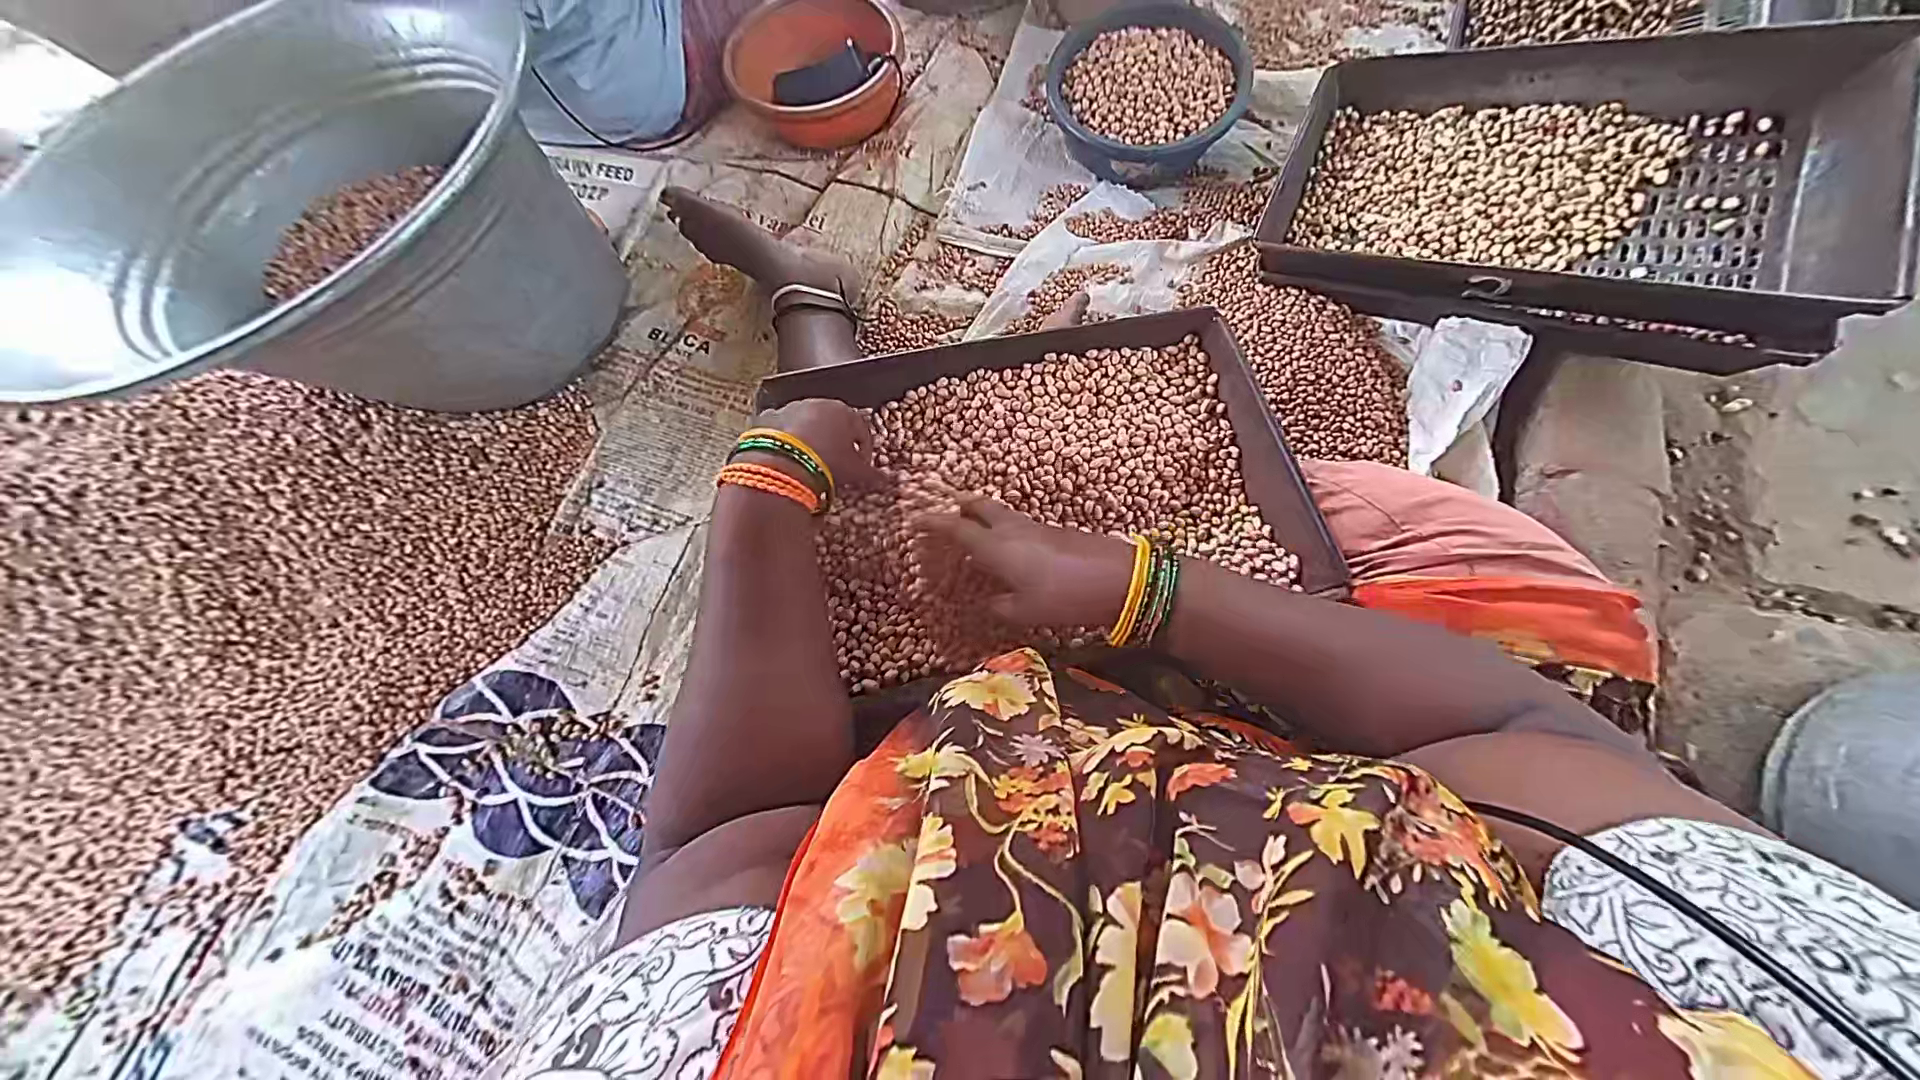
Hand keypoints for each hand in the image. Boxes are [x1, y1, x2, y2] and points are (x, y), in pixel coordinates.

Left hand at [748, 399, 878, 490]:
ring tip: (810, 466)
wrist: (782, 464)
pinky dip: (785, 444)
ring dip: (810, 442)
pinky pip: (781, 432)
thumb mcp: (855, 472)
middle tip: (836, 467)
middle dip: (835, 444)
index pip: (861, 430)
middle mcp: (817, 403)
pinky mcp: (766, 419)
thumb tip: (884, 480)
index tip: (862, 468)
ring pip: (805, 426)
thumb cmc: (828, 463)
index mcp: (845, 411)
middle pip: (832, 424)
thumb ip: (871, 474)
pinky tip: (787, 461)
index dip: (864, 451)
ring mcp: (789, 408)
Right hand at [917, 496, 1134, 627]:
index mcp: (996, 547)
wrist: (1117, 578)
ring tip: (978, 532)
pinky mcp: (1056, 532)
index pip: (957, 529)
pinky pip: (1021, 526)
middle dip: (963, 507)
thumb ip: (1000, 605)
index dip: (934, 524)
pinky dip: (1007, 531)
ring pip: (1002, 514)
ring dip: (986, 518)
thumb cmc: (1064, 597)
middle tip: (951, 512)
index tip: (917, 520)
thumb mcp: (1026, 611)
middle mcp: (1012, 530)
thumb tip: (990, 600)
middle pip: (981, 507)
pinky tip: (1013, 550)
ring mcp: (1036, 527)